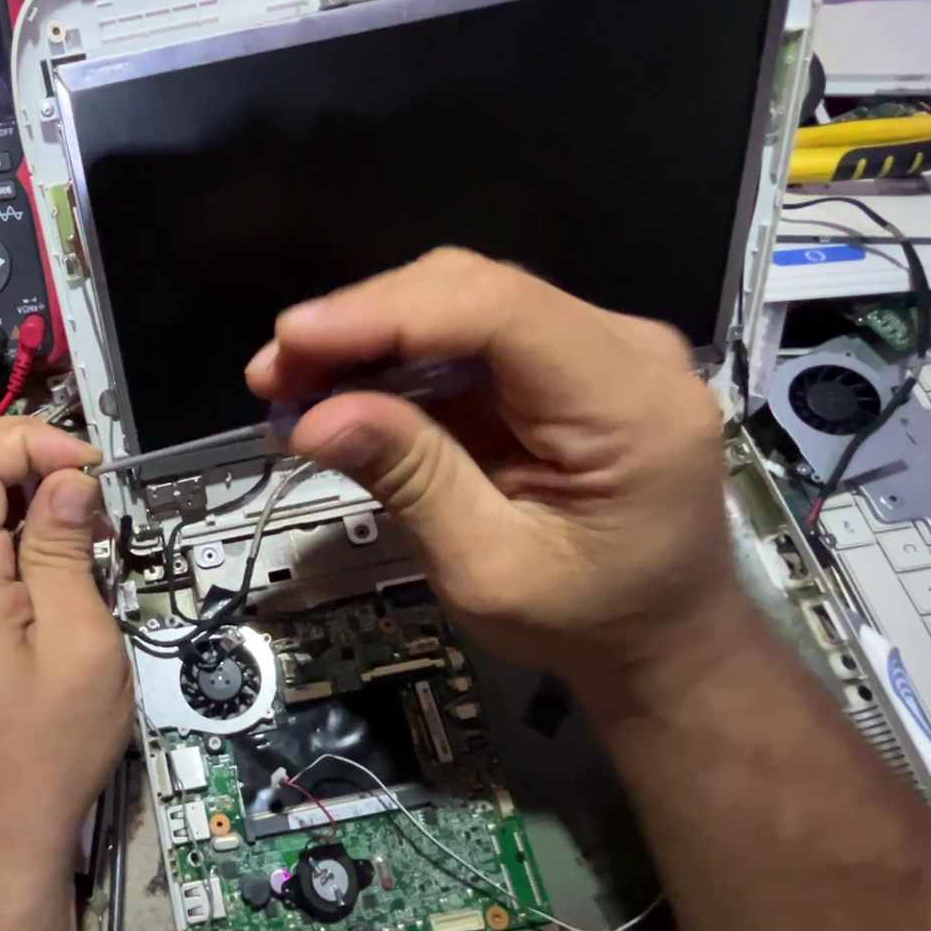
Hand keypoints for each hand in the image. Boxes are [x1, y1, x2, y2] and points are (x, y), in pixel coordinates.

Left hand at [0, 417, 130, 930]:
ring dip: (10, 483)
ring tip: (75, 519)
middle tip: (81, 482)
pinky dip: (0, 519)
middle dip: (16, 448)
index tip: (92, 472)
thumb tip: (68, 479)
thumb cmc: (47, 749)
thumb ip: (66, 550)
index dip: (32, 440)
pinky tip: (49, 550)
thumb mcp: (80, 645)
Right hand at [246, 248, 748, 687]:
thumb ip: (412, 482)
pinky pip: (463, 340)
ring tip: (291, 386)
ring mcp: (592, 350)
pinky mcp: (556, 368)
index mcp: (627, 404)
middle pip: (471, 292)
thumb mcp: (487, 569)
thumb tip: (313, 418)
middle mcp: (621, 350)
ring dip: (366, 340)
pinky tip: (341, 391)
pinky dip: (393, 362)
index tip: (291, 340)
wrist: (658, 638)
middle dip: (361, 324)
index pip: (498, 313)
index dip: (385, 315)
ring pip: (458, 305)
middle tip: (272, 374)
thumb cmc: (586, 621)